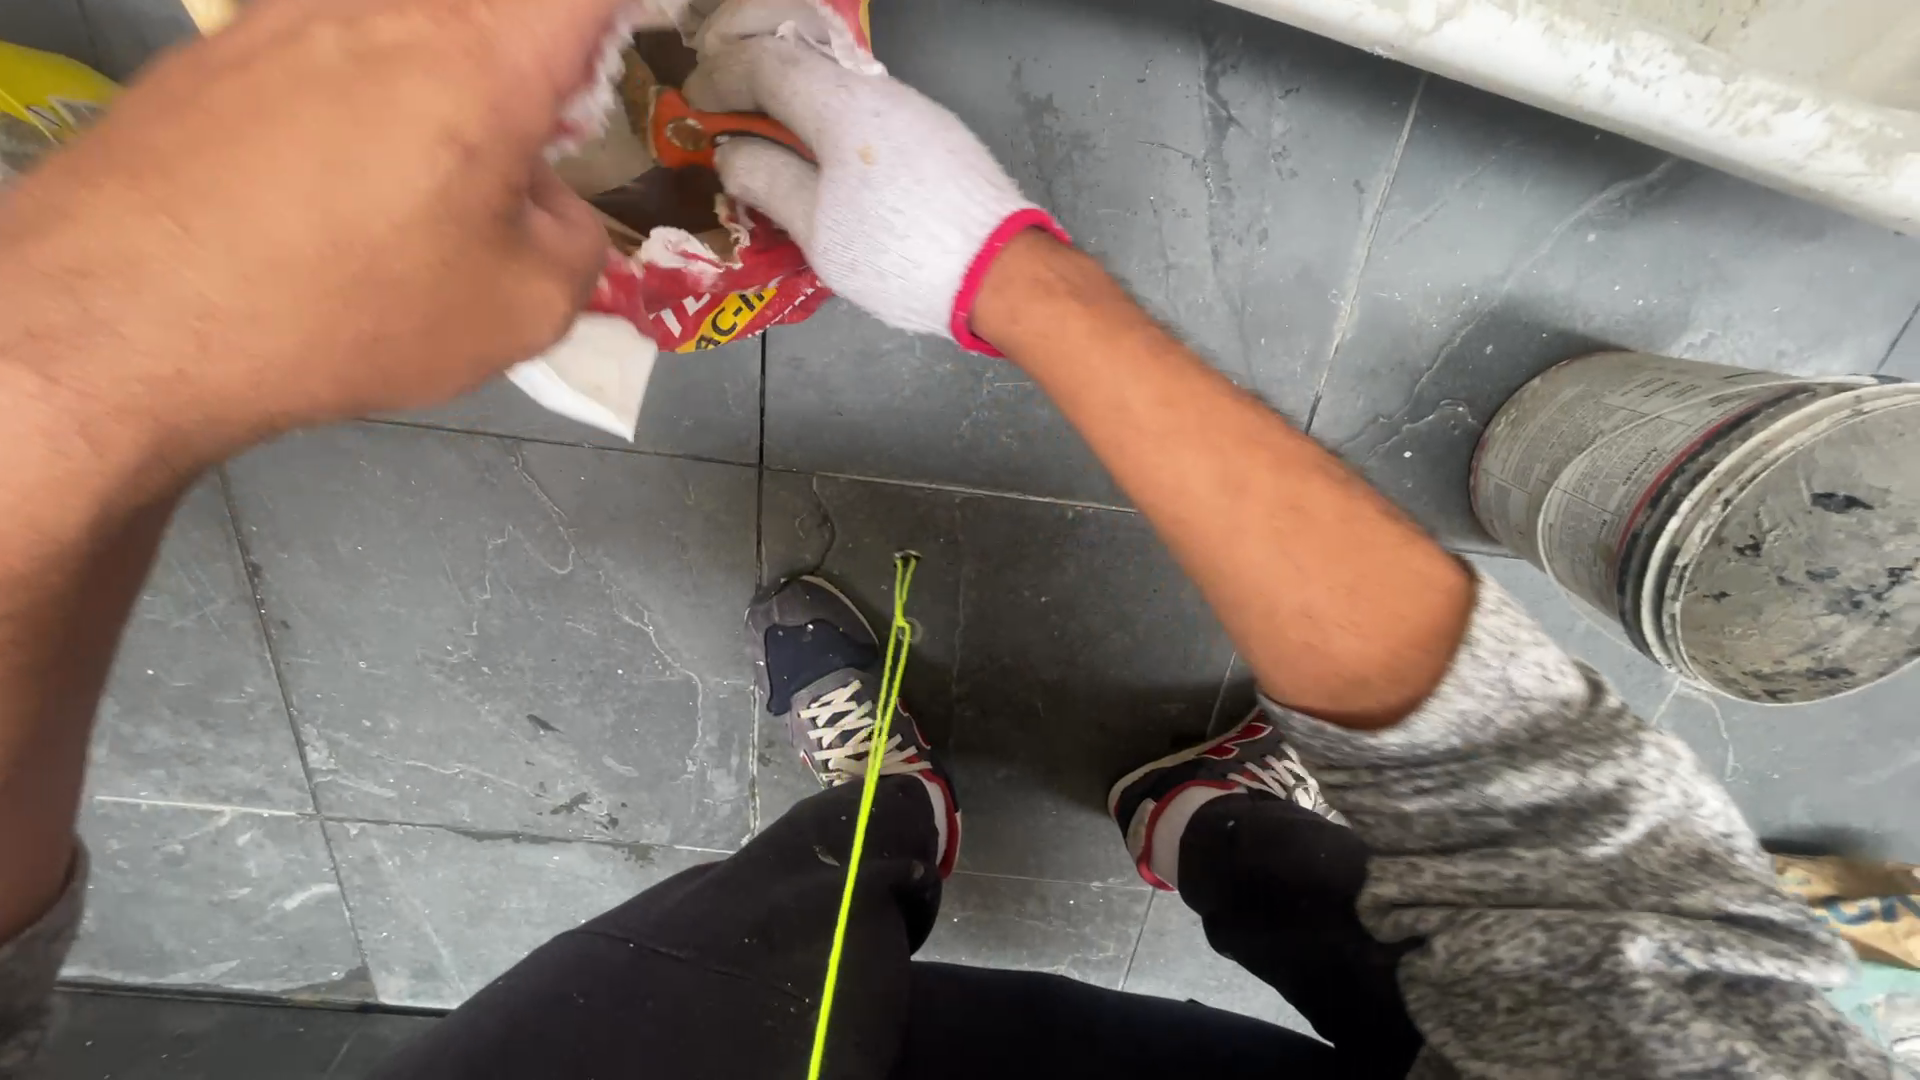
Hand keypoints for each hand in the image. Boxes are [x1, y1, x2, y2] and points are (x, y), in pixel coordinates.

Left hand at [0, 0, 625, 476]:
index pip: (573, 0)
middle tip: (548, 133)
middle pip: (492, 14)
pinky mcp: (225, 51)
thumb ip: (577, 242)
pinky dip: (382, 96)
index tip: (630, 35)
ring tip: (451, 171)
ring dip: (456, 89)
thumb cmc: (368, 310)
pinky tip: (361, 177)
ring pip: (415, 30)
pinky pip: (340, 48)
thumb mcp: (530, 308)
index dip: (613, 14)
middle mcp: (386, 12)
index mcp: (482, 66)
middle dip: (537, 65)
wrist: (137, 321)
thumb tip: (548, 204)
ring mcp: (289, 17)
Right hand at [684, 33, 1064, 351]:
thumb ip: (769, 183)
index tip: (694, 100)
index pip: (766, 64)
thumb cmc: (901, 256)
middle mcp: (882, 93)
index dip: (722, 78)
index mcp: (841, 105)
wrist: (1000, 274)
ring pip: (844, 86)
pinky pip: (873, 115)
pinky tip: (829, 155)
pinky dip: (835, 122)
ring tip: (770, 127)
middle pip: (808, 56)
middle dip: (758, 66)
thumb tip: (734, 155)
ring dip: (799, 98)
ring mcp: (918, 114)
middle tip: (725, 90)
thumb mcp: (819, 230)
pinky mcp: (941, 143)